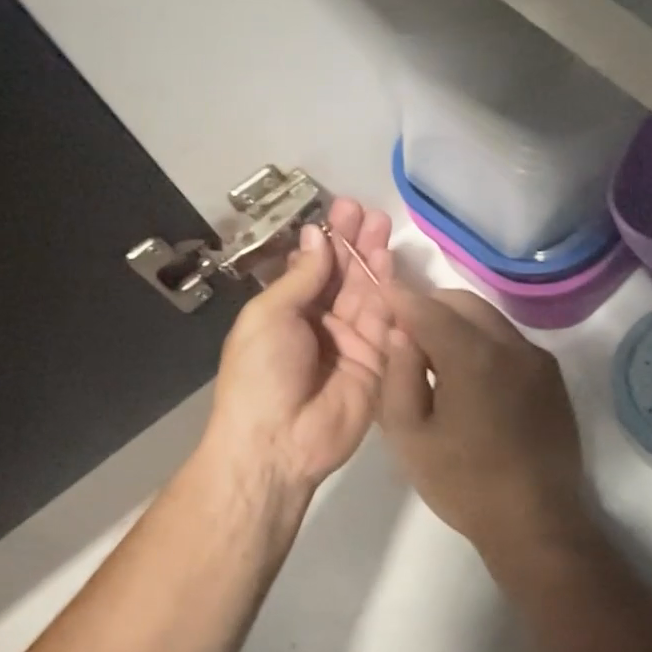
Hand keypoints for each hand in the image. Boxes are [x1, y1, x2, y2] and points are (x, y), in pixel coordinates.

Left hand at [203, 198, 393, 498]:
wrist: (279, 441)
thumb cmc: (260, 374)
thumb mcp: (268, 316)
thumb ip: (301, 277)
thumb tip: (317, 236)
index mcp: (286, 313)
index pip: (313, 268)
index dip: (328, 240)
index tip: (342, 209)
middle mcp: (321, 324)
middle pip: (344, 276)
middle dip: (355, 243)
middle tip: (370, 211)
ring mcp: (351, 343)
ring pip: (367, 294)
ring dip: (374, 260)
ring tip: (383, 226)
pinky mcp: (378, 362)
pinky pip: (386, 323)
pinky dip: (390, 293)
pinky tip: (391, 263)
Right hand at [379, 287, 594, 564]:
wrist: (535, 521)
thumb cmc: (463, 484)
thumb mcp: (410, 435)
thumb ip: (398, 375)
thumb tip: (399, 333)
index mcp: (473, 356)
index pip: (428, 308)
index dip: (400, 299)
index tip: (380, 293)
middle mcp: (511, 345)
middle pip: (464, 303)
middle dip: (431, 307)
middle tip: (405, 332)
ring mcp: (538, 359)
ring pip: (491, 320)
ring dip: (460, 324)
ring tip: (436, 356)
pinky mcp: (553, 378)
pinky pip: (512, 342)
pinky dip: (485, 343)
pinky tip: (471, 377)